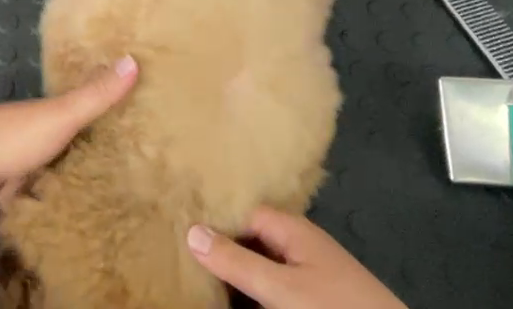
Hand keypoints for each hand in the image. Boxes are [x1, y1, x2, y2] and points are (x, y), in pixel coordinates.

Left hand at [0, 55, 138, 201]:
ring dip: (50, 172)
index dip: (93, 104)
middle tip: (105, 159)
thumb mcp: (62, 114)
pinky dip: (30, 198)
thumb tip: (134, 58)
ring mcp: (10, 155)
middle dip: (72, 144)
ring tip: (80, 189)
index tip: (118, 111)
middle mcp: (27, 128)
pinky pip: (21, 191)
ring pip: (37, 164)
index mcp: (44, 109)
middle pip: (55, 135)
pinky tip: (44, 211)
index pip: (74, 103)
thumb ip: (95, 94)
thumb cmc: (15, 134)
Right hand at [186, 206, 407, 308]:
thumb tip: (191, 230)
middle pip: (252, 239)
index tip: (178, 224)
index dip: (214, 219)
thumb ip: (236, 262)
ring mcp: (310, 274)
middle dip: (223, 246)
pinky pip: (277, 286)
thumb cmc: (334, 308)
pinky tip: (239, 301)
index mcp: (292, 230)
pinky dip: (256, 291)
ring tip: (201, 278)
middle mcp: (300, 245)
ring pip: (264, 266)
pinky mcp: (316, 298)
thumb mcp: (280, 289)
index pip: (243, 213)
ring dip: (239, 272)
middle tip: (182, 252)